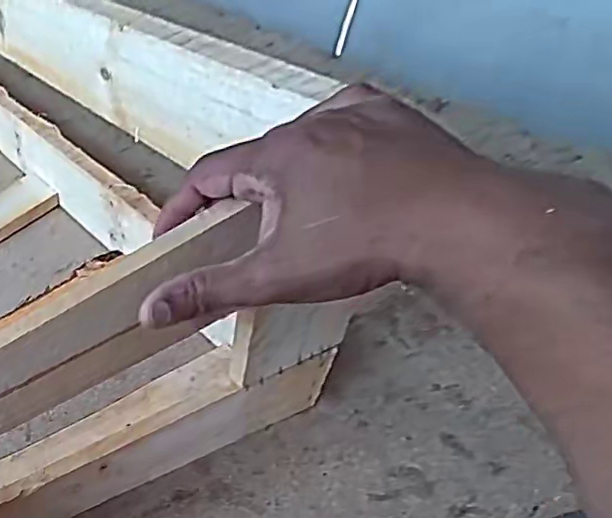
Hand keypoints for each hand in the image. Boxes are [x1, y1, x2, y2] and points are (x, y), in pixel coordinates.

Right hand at [140, 86, 516, 326]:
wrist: (459, 224)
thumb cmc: (366, 244)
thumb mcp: (270, 277)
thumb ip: (206, 290)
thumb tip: (151, 309)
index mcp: (277, 154)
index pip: (205, 175)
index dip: (179, 207)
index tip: (169, 234)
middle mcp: (316, 121)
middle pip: (251, 159)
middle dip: (229, 197)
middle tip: (223, 233)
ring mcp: (361, 115)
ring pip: (297, 142)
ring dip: (276, 175)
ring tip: (277, 211)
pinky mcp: (397, 122)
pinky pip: (343, 128)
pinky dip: (324, 153)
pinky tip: (329, 178)